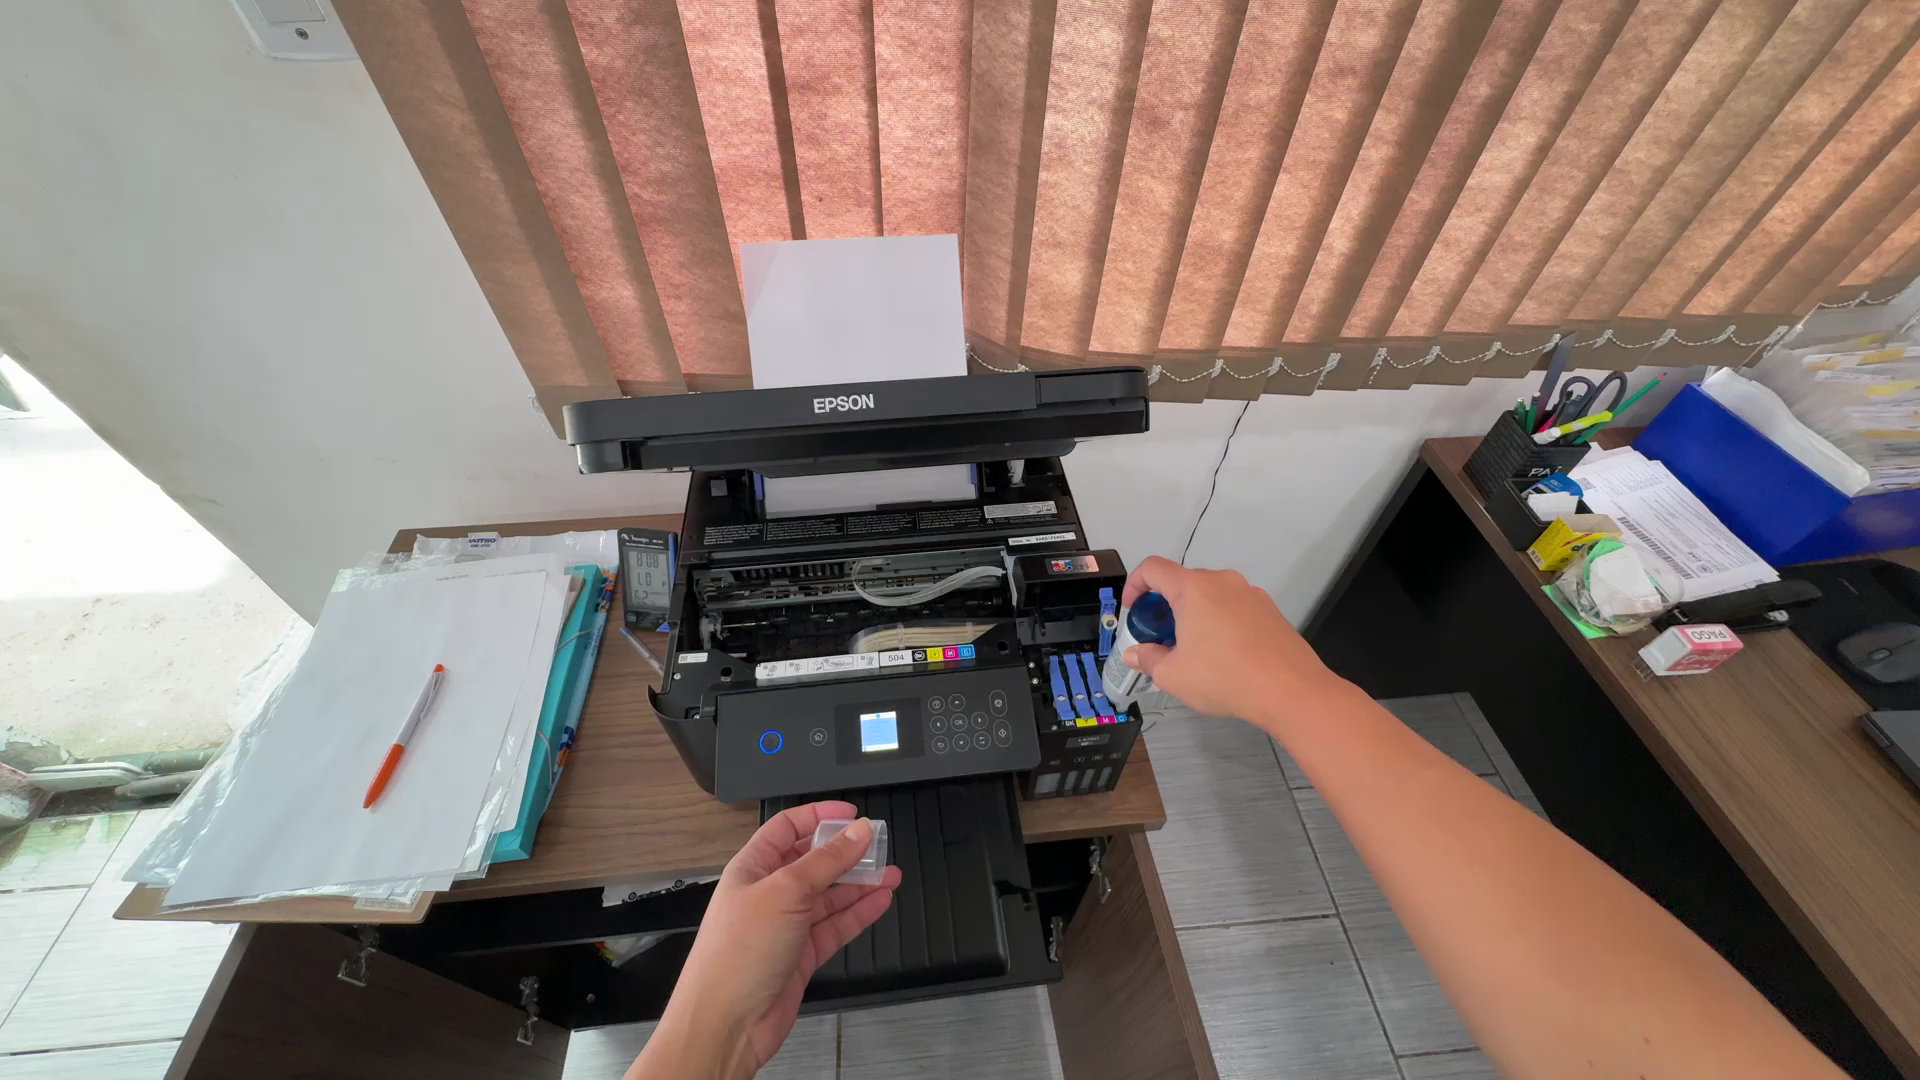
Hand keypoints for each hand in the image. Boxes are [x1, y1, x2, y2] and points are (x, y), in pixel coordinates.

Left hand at [632, 803, 901, 1078]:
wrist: (725, 1027)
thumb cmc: (734, 955)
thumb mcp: (786, 891)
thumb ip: (827, 860)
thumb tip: (857, 831)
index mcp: (753, 867)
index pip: (788, 827)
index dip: (819, 815)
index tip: (851, 813)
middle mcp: (769, 892)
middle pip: (814, 860)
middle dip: (846, 852)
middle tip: (877, 845)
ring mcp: (786, 924)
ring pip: (829, 894)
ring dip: (860, 883)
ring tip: (890, 873)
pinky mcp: (801, 954)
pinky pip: (835, 925)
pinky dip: (859, 913)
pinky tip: (880, 901)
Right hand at [1121, 555, 1347, 722]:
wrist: (1292, 691)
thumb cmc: (1225, 678)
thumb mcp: (1173, 675)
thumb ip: (1147, 659)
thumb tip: (1134, 655)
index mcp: (1193, 589)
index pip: (1152, 568)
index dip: (1134, 584)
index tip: (1133, 610)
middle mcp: (1222, 581)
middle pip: (1182, 582)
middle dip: (1165, 607)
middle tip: (1161, 638)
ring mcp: (1250, 593)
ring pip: (1209, 595)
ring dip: (1193, 614)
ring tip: (1194, 650)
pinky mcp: (1270, 610)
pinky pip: (1233, 607)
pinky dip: (1219, 621)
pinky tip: (1225, 654)